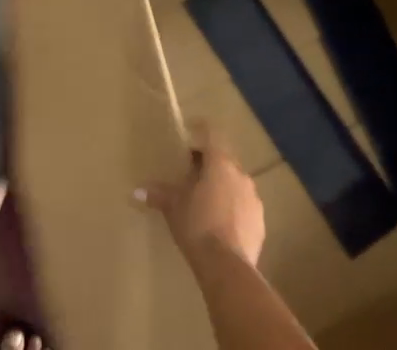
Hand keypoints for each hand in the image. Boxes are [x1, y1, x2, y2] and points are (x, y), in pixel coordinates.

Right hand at [136, 123, 264, 267]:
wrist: (227, 267)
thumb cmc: (197, 225)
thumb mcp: (173, 207)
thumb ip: (158, 194)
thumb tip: (136, 191)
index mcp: (220, 164)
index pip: (212, 134)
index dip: (201, 129)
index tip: (190, 130)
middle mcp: (240, 175)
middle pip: (224, 158)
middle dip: (208, 162)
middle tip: (190, 172)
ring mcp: (254, 198)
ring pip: (235, 182)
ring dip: (221, 185)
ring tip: (204, 199)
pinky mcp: (260, 221)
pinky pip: (243, 205)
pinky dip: (231, 206)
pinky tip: (219, 222)